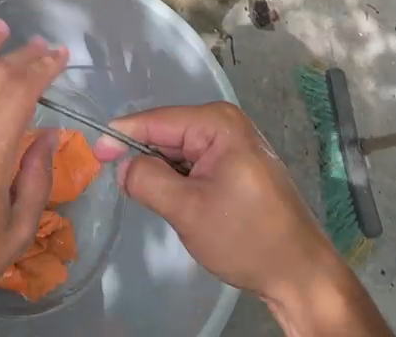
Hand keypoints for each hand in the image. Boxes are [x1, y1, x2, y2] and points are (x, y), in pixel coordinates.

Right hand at [92, 103, 390, 336]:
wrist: (302, 273)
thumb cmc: (247, 238)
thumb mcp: (188, 211)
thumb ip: (149, 181)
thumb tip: (122, 165)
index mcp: (217, 123)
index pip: (156, 121)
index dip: (121, 136)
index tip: (93, 154)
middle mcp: (226, 123)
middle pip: (167, 133)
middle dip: (143, 156)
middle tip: (121, 184)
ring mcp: (235, 142)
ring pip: (179, 150)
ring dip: (163, 171)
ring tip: (152, 197)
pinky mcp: (238, 163)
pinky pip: (195, 162)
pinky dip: (180, 179)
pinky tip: (178, 201)